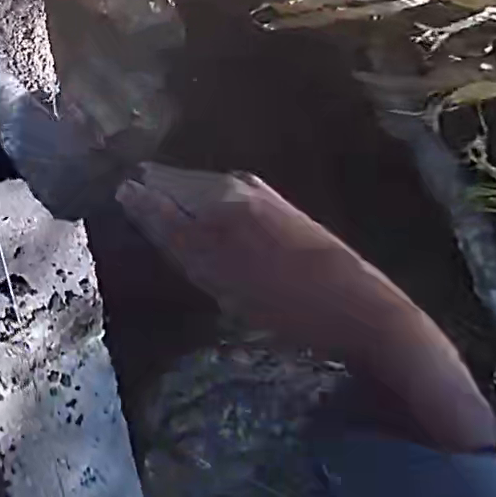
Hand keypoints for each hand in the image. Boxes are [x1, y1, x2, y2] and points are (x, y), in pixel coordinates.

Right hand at [116, 165, 495, 450]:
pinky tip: (225, 257)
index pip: (154, 180)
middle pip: (177, 186)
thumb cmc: (282, 297)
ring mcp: (262, 194)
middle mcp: (237, 181)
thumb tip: (126, 188)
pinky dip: (215, 229)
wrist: (369, 316)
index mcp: (217, 189)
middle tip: (167, 254)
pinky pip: (227, 211)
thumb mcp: (210, 267)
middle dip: (163, 212)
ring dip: (190, 223)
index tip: (132, 232)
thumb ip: (165, 224)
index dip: (139, 204)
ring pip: (202, 200)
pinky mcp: (280, 212)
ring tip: (193, 260)